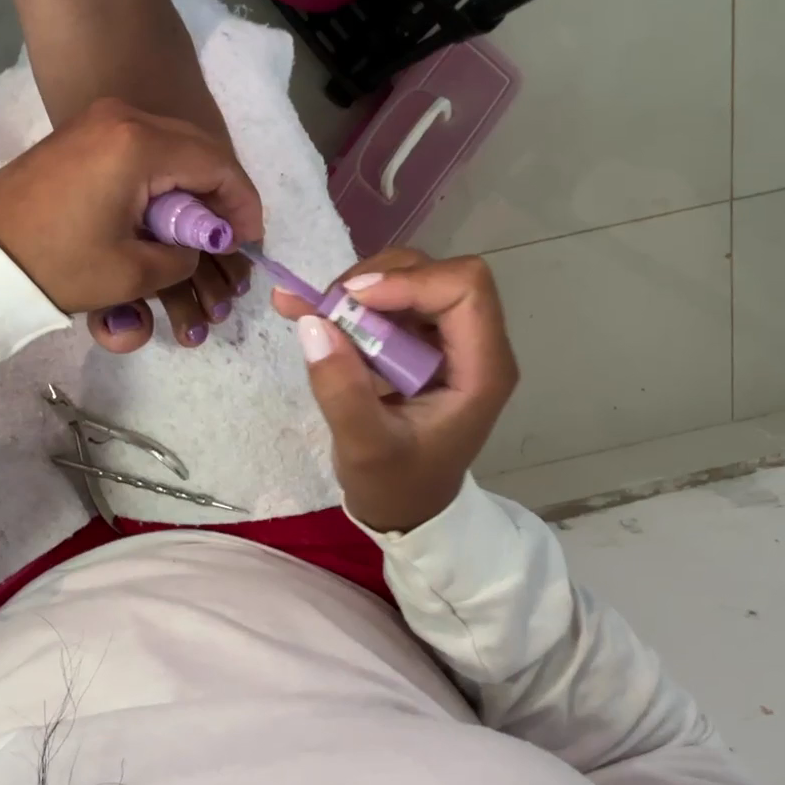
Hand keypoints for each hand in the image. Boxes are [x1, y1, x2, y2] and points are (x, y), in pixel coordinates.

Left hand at [0, 99, 261, 345]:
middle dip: (219, 195)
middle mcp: (122, 118)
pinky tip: (160, 218)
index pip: (215, 164)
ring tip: (197, 234)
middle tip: (228, 240)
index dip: (242, 203)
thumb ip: (183, 258)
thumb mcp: (132, 273)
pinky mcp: (79, 138)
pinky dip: (159, 182)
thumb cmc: (56, 265)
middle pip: (196, 149)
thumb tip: (196, 245)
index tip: (251, 240)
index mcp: (138, 143)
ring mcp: (97, 123)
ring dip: (189, 189)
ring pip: (169, 149)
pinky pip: (139, 152)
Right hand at [274, 249, 518, 532]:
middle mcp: (471, 344)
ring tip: (313, 314)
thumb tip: (312, 324)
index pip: (464, 288)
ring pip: (407, 281)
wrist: (403, 510)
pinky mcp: (415, 344)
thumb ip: (342, 391)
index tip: (352, 302)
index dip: (410, 282)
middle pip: (434, 274)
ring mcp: (442, 341)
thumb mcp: (365, 448)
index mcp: (481, 369)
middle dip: (376, 282)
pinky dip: (346, 304)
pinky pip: (385, 305)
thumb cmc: (396, 486)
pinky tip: (303, 309)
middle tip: (325, 310)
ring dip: (356, 291)